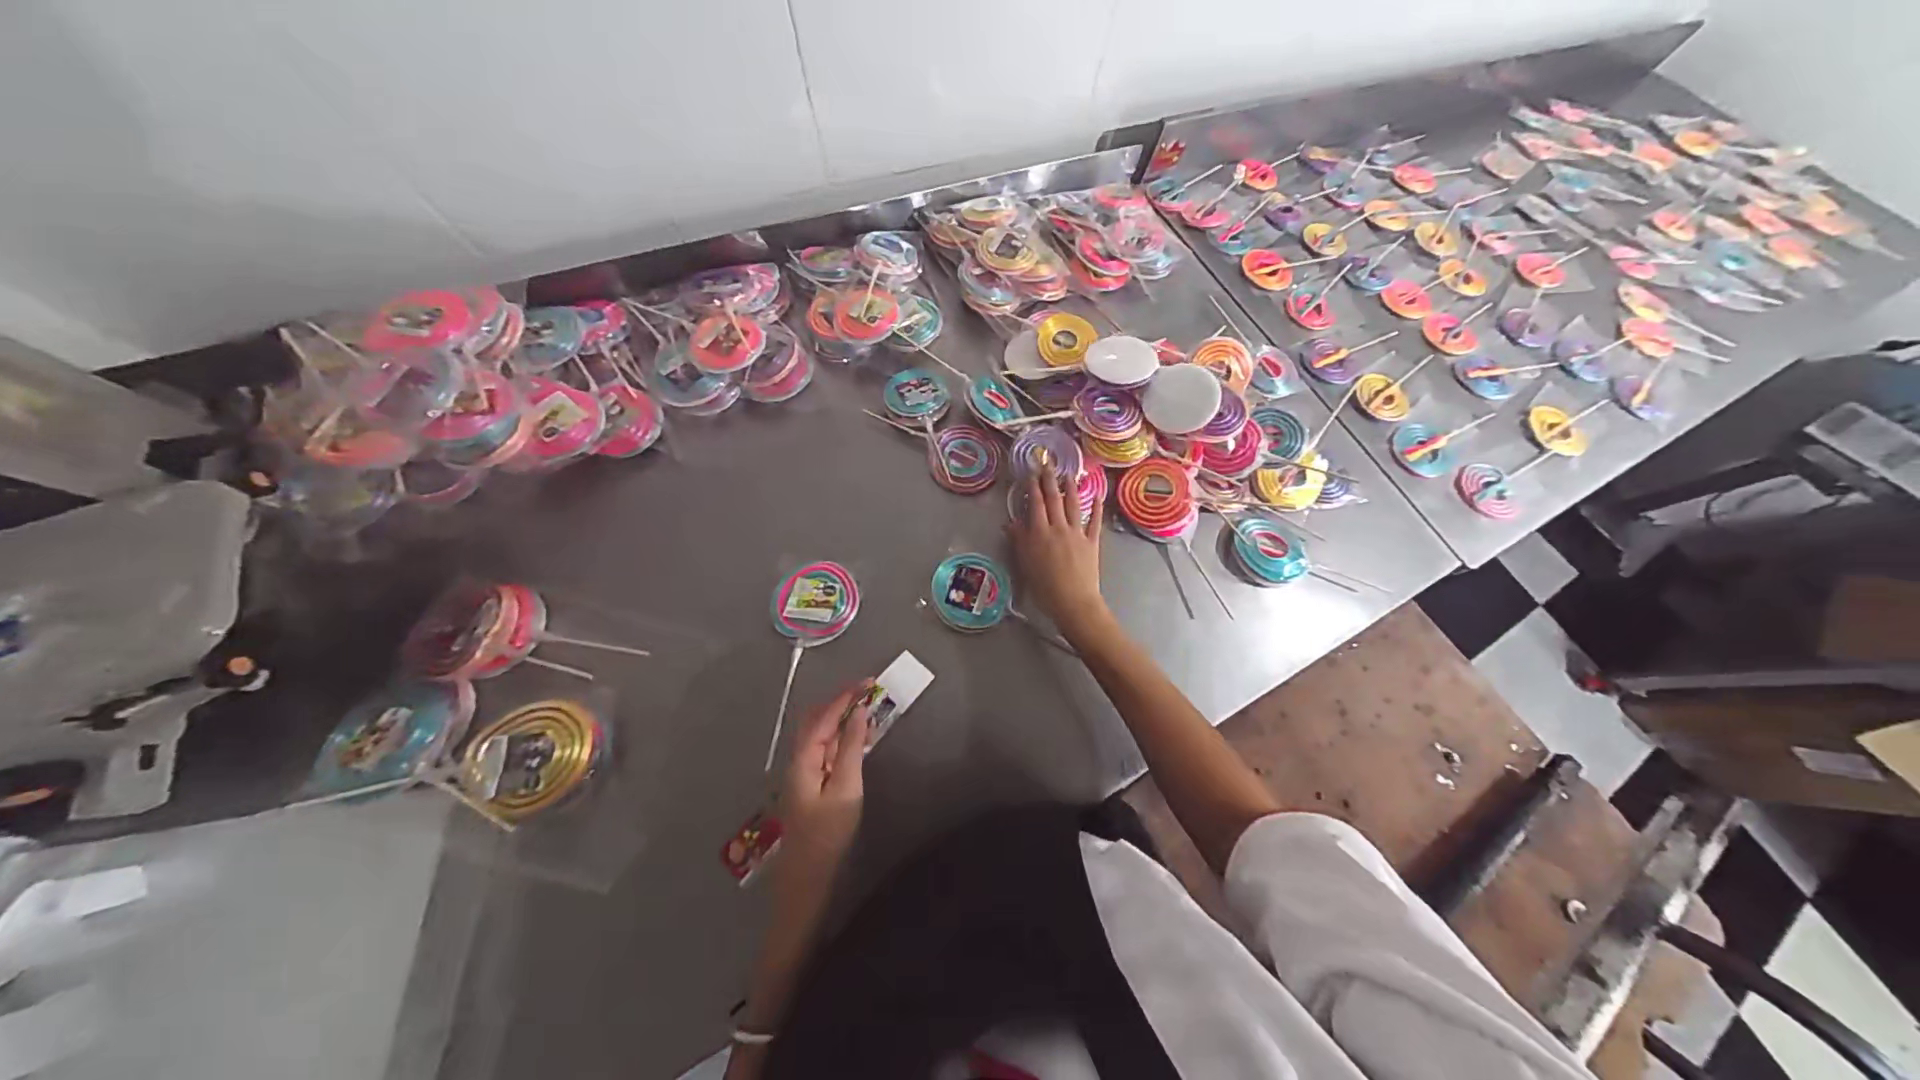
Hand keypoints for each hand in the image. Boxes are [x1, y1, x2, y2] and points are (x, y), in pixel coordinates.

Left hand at [778, 681, 871, 877]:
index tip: (868, 682)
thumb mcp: (846, 789)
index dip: (845, 697)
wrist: (807, 875)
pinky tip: (857, 738)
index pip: (824, 716)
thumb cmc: (828, 833)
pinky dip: (841, 736)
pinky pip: (825, 748)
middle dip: (841, 702)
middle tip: (868, 691)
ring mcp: (803, 772)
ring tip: (867, 710)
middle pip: (817, 720)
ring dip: (842, 718)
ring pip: (821, 734)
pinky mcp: (811, 783)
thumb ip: (851, 748)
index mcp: (803, 758)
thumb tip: (859, 714)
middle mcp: (798, 760)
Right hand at [1008, 463, 1109, 639]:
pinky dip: (1096, 507)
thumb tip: (1011, 522)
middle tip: (1048, 465)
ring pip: (1073, 505)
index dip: (1032, 487)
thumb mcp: (1025, 564)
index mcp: (1039, 533)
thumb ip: (1019, 541)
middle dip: (1050, 481)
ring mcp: (1077, 533)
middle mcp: (1058, 527)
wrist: (1073, 601)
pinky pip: (1094, 521)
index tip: (1031, 474)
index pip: (1035, 503)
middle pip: (1053, 499)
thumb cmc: (1044, 587)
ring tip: (1069, 475)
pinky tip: (1097, 495)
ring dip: (1070, 488)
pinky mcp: (1092, 542)